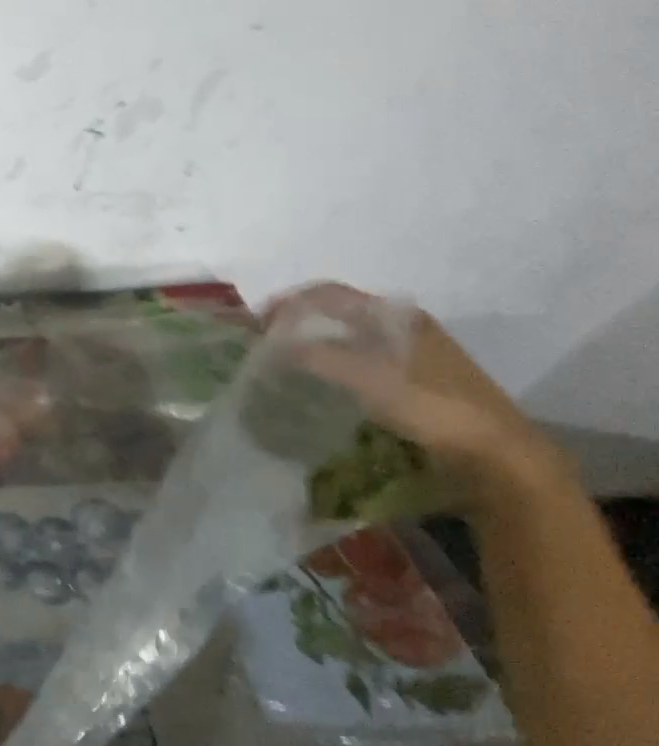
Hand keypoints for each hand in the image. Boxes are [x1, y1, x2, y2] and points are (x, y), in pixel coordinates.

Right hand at [262, 282, 556, 482]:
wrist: (493, 452)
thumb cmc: (432, 406)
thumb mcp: (367, 379)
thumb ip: (316, 357)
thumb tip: (269, 346)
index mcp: (395, 316)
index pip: (327, 294)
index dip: (286, 304)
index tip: (253, 327)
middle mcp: (402, 326)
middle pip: (335, 314)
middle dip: (294, 326)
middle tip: (262, 348)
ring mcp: (410, 353)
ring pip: (346, 338)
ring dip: (310, 347)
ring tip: (281, 368)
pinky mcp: (411, 379)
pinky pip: (357, 360)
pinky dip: (329, 366)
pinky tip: (316, 386)